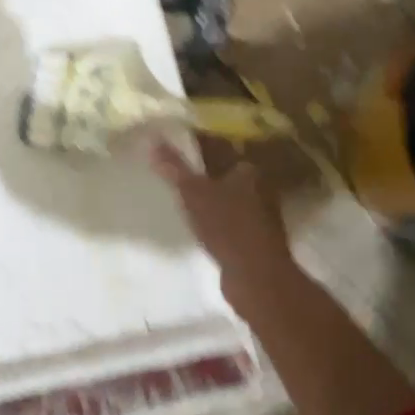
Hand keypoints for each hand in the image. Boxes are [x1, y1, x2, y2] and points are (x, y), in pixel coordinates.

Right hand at [152, 141, 294, 303]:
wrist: (256, 277)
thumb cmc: (226, 225)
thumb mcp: (192, 192)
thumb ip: (173, 166)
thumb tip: (153, 137)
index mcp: (248, 170)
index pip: (221, 148)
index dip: (200, 145)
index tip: (180, 145)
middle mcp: (260, 188)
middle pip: (227, 173)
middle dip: (206, 172)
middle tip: (178, 170)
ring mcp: (261, 216)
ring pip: (230, 198)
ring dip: (211, 198)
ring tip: (184, 197)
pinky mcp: (257, 241)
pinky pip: (231, 221)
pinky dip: (217, 221)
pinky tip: (200, 226)